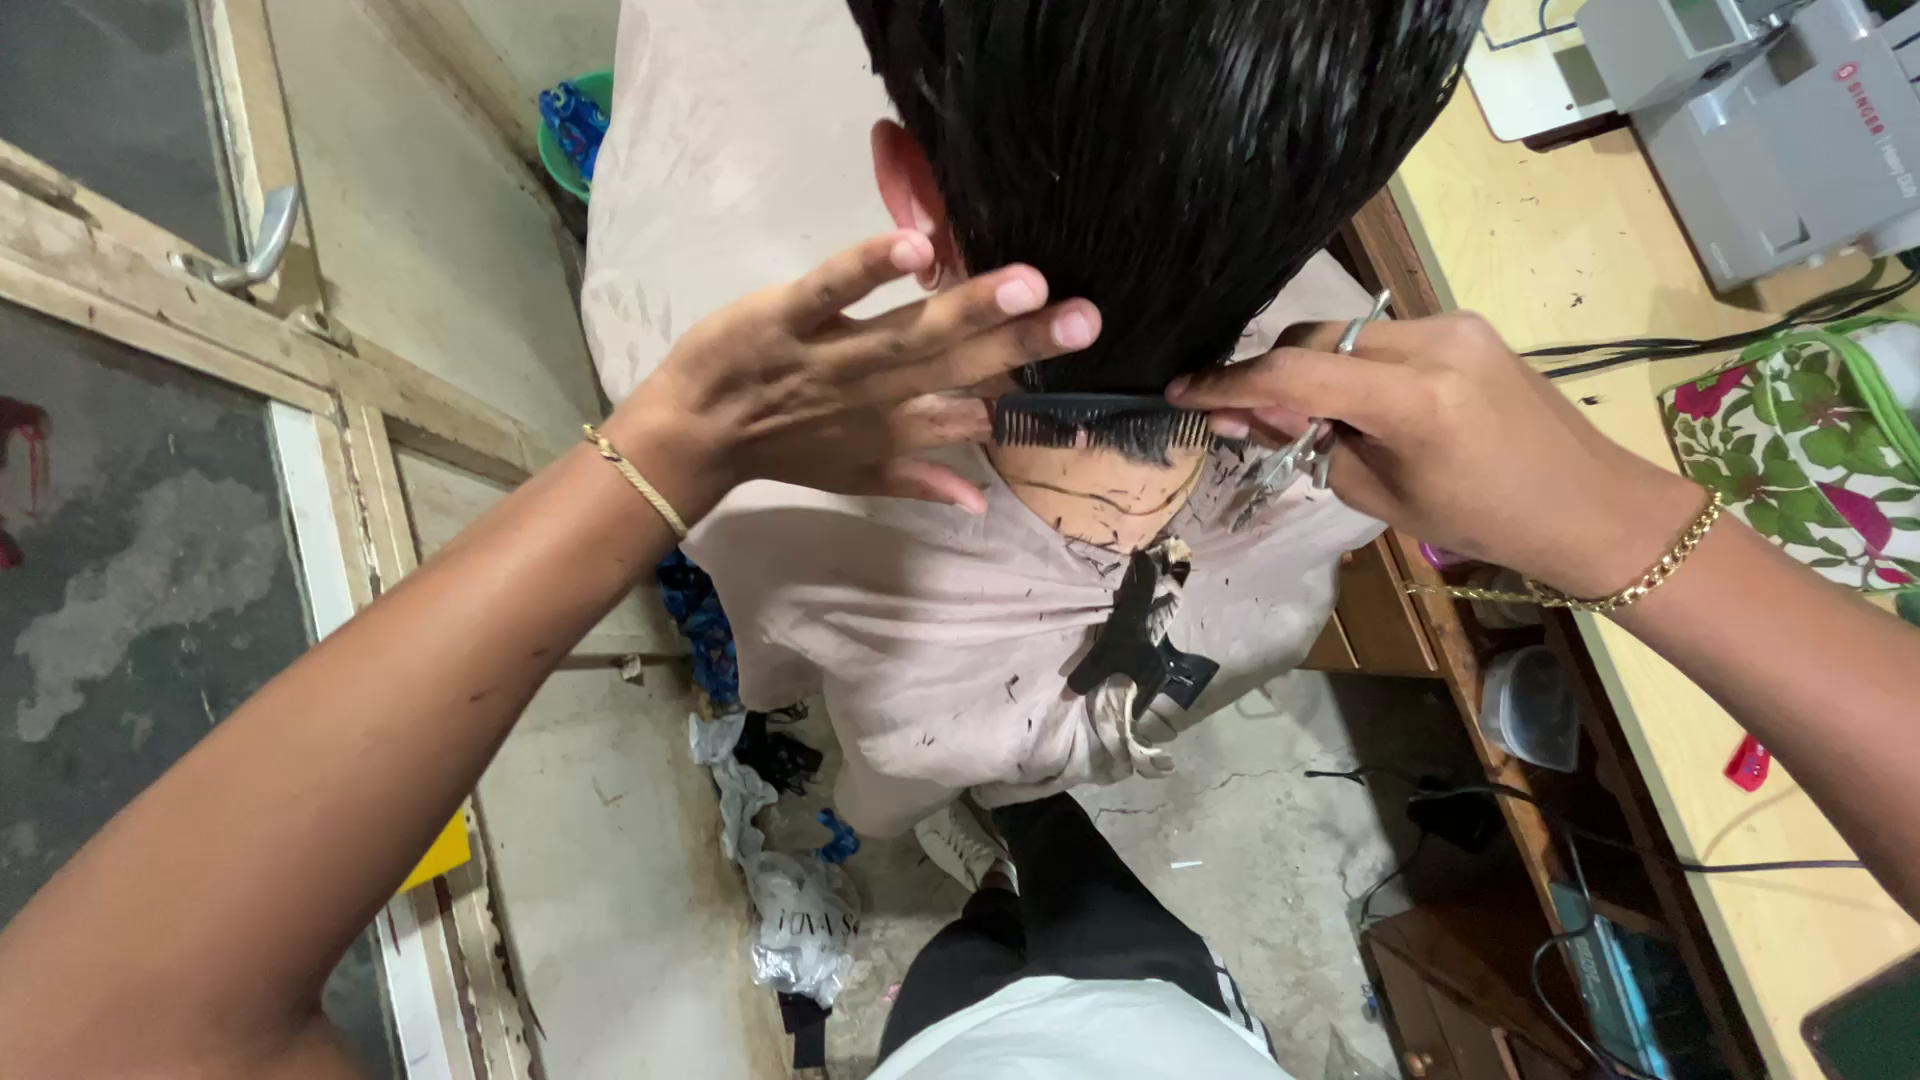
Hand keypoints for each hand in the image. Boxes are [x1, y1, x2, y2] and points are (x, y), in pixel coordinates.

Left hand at [606, 230, 1099, 517]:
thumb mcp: (857, 478)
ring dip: (967, 308)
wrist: (694, 434)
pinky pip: (830, 290)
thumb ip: (923, 481)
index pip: (972, 416)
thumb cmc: (783, 450)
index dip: (1028, 413)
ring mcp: (830, 354)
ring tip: (1029, 283)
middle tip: (1088, 319)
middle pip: (956, 367)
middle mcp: (875, 393)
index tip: (1087, 407)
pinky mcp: (784, 317)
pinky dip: (869, 269)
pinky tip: (917, 247)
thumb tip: (984, 503)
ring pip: (906, 331)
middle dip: (1023, 343)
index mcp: (894, 428)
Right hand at [1167, 313, 1706, 596]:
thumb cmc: (1476, 519)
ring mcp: (1450, 325)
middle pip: (1308, 340)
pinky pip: (1372, 338)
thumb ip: (1308, 444)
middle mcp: (1431, 342)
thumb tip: (1250, 414)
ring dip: (1301, 371)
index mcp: (1412, 398)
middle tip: (1241, 420)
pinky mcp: (1460, 326)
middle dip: (1263, 377)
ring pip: (1336, 335)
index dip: (1226, 383)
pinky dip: (1340, 366)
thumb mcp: (1372, 492)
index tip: (1181, 392)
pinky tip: (1343, 401)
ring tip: (1294, 418)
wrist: (1584, 501)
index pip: (1292, 374)